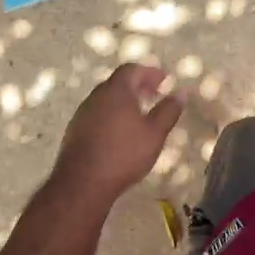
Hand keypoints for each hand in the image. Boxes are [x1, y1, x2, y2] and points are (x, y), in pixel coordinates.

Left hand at [51, 64, 183, 207]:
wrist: (81, 185)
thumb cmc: (123, 154)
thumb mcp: (155, 133)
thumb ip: (168, 111)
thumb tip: (180, 93)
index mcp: (116, 91)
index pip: (131, 69)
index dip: (149, 72)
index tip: (163, 81)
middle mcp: (96, 97)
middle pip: (117, 83)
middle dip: (137, 86)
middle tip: (153, 96)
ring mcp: (82, 114)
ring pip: (105, 100)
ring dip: (123, 102)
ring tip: (138, 116)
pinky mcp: (74, 132)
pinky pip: (96, 115)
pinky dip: (111, 116)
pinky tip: (119, 135)